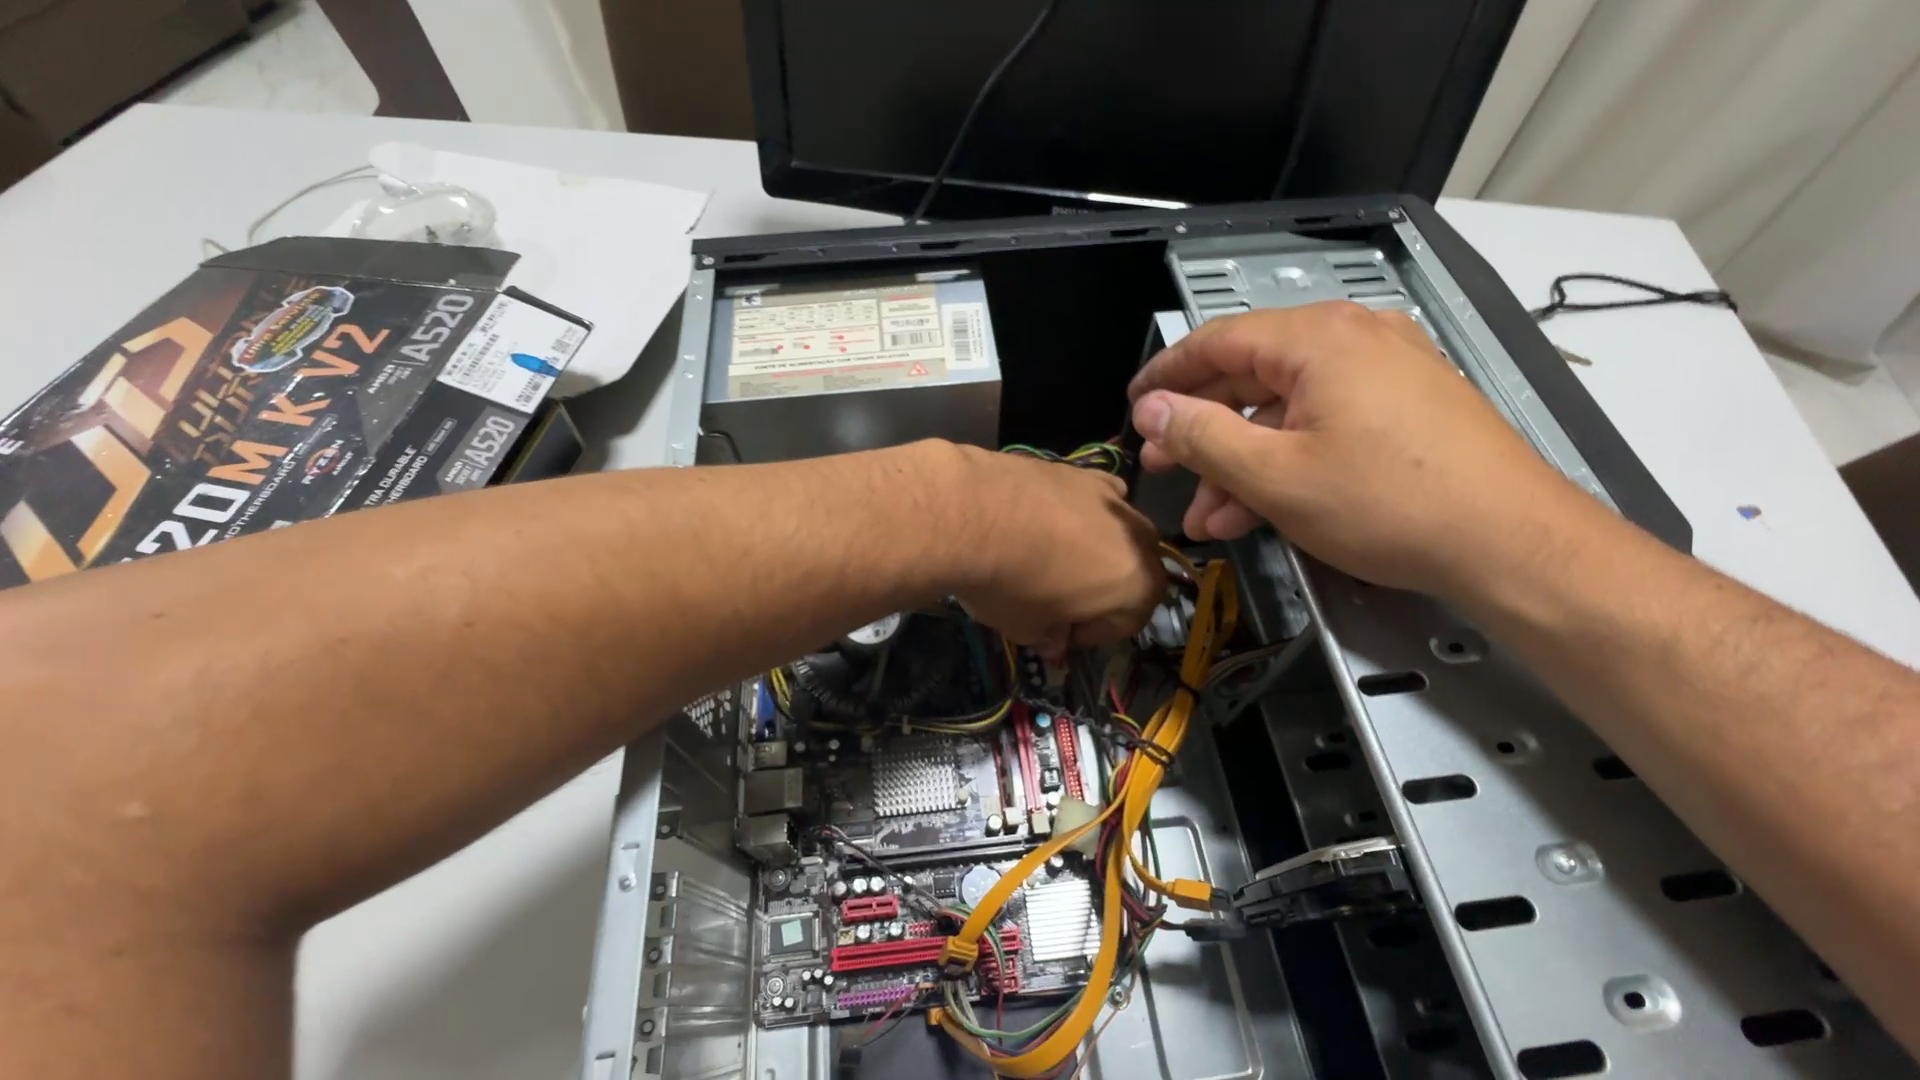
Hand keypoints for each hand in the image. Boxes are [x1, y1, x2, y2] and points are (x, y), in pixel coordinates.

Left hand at [942, 445, 1164, 656]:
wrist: (971, 511)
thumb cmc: (1009, 583)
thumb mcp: (1026, 628)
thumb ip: (1049, 637)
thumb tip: (1052, 640)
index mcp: (1136, 583)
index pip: (1127, 620)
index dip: (1090, 633)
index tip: (1058, 634)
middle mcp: (1136, 536)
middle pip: (1131, 569)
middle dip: (1103, 587)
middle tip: (1061, 598)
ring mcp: (1109, 496)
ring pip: (1116, 530)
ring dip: (1095, 548)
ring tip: (1050, 556)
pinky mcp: (1079, 469)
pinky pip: (1092, 497)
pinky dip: (1079, 511)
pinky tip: (1046, 518)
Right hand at [1127, 302, 1593, 598]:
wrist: (1512, 544)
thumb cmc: (1387, 504)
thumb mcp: (1275, 476)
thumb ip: (1202, 437)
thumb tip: (1151, 409)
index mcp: (1318, 338)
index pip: (1216, 341)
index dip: (1166, 376)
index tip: (1132, 408)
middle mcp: (1353, 339)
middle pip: (1250, 376)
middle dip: (1201, 431)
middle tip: (1162, 469)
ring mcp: (1386, 372)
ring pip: (1285, 410)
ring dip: (1240, 461)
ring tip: (1207, 516)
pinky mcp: (1405, 408)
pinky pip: (1324, 424)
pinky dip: (1286, 461)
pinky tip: (1257, 510)